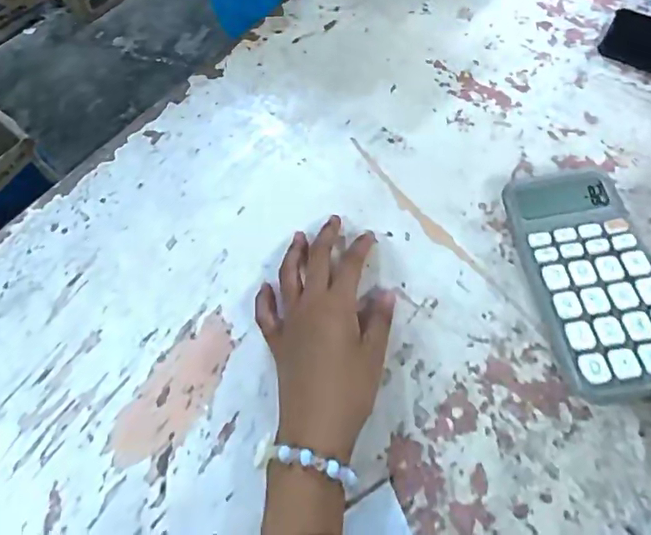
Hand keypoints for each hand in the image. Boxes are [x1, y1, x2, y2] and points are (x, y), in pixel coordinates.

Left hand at [255, 217, 395, 461]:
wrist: (314, 428)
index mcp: (337, 306)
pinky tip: (267, 286)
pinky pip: (267, 312)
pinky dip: (266, 296)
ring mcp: (289, 321)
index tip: (368, 236)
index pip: (349, 266)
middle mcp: (310, 305)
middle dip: (325, 238)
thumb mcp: (373, 356)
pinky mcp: (276, 340)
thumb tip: (385, 292)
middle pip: (315, 261)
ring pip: (287, 277)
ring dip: (293, 255)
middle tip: (333, 222)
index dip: (359, 248)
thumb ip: (379, 321)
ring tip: (298, 237)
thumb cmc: (351, 391)